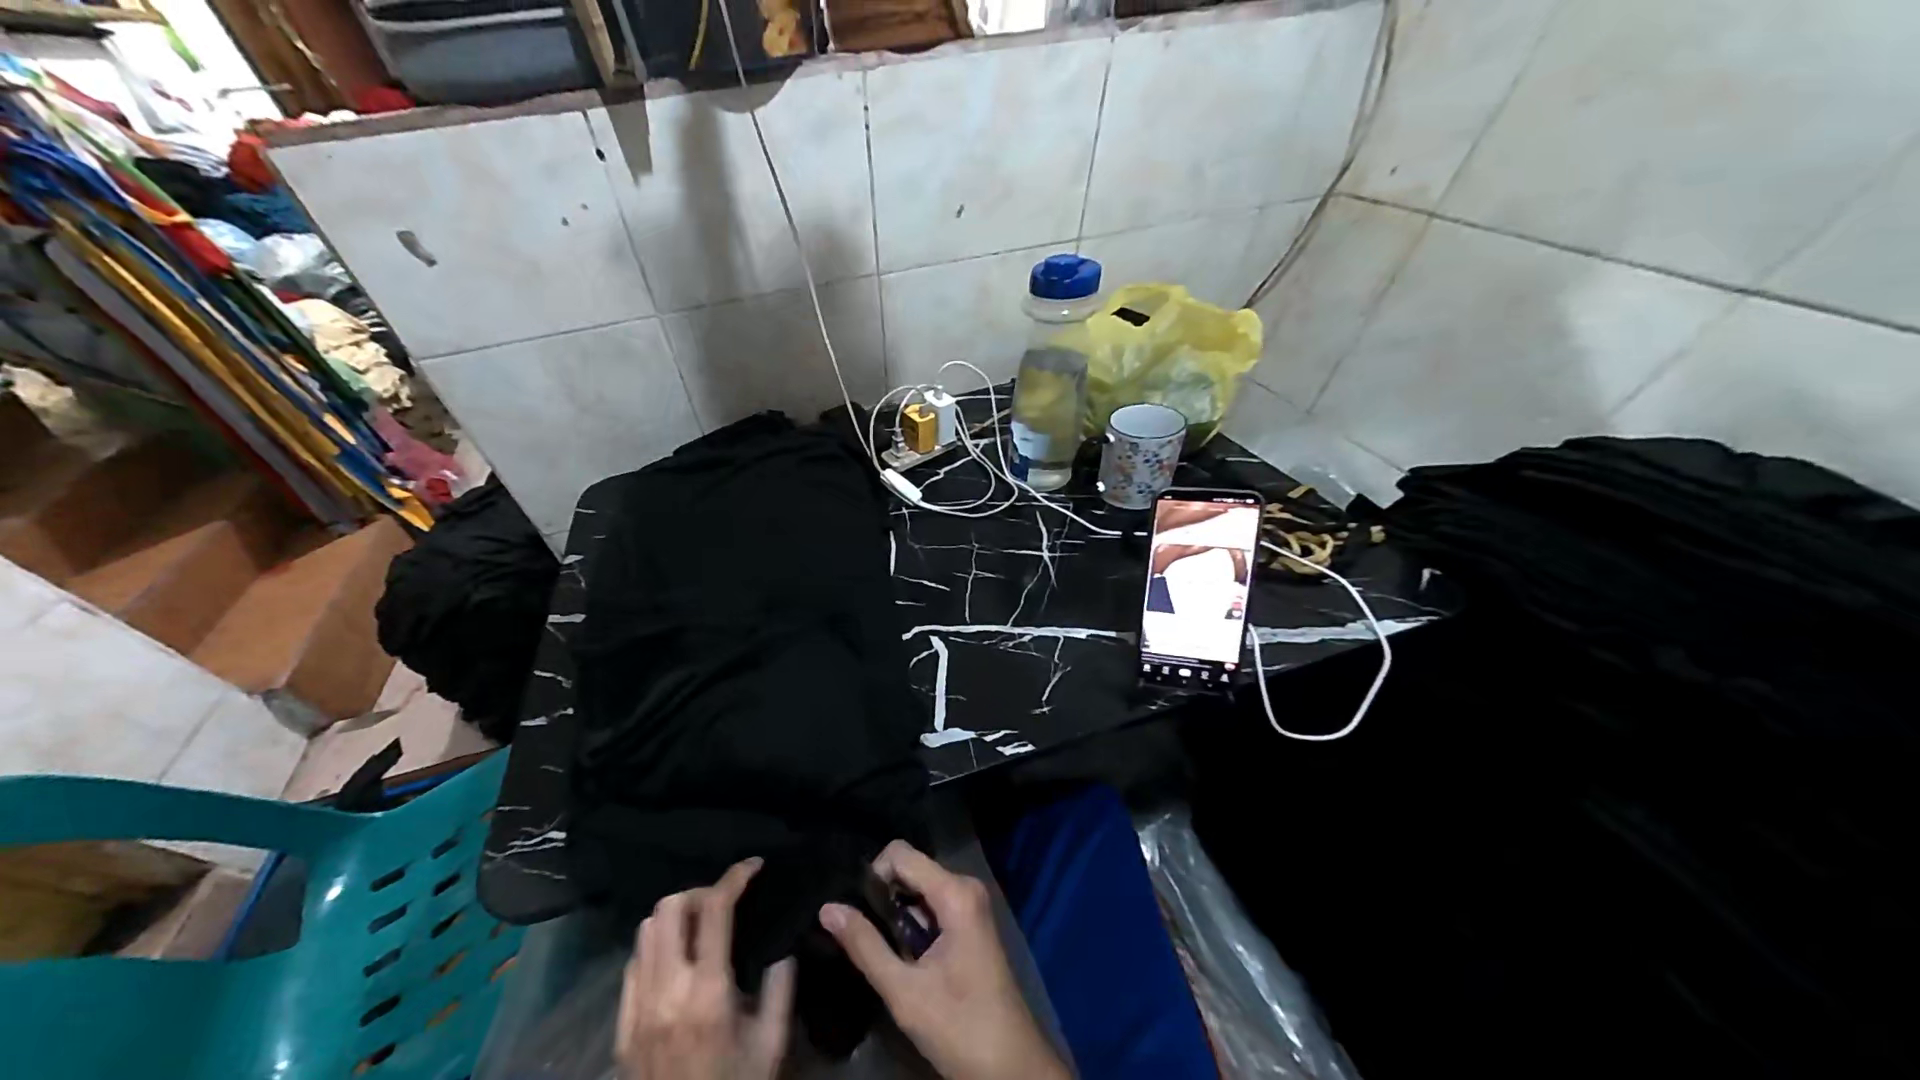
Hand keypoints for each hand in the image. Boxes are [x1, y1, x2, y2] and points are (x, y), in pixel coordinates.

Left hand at [615, 858, 796, 1079]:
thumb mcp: (771, 1045)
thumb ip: (781, 991)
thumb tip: (782, 952)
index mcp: (708, 991)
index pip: (714, 910)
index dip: (734, 877)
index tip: (753, 867)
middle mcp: (667, 990)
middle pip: (670, 908)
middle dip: (699, 892)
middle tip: (723, 900)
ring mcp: (638, 1007)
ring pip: (646, 931)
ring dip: (675, 917)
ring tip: (699, 926)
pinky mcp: (622, 1026)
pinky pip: (632, 965)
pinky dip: (654, 949)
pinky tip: (675, 962)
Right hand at [820, 842, 1069, 1079]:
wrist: (1013, 1066)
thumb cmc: (959, 1026)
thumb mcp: (904, 991)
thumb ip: (865, 945)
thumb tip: (827, 907)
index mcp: (955, 892)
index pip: (900, 853)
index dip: (872, 875)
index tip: (854, 910)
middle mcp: (965, 887)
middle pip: (909, 869)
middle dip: (881, 896)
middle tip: (859, 934)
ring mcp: (970, 905)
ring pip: (918, 889)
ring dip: (894, 914)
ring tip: (874, 948)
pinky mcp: (970, 923)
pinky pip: (931, 906)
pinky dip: (911, 924)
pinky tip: (898, 955)